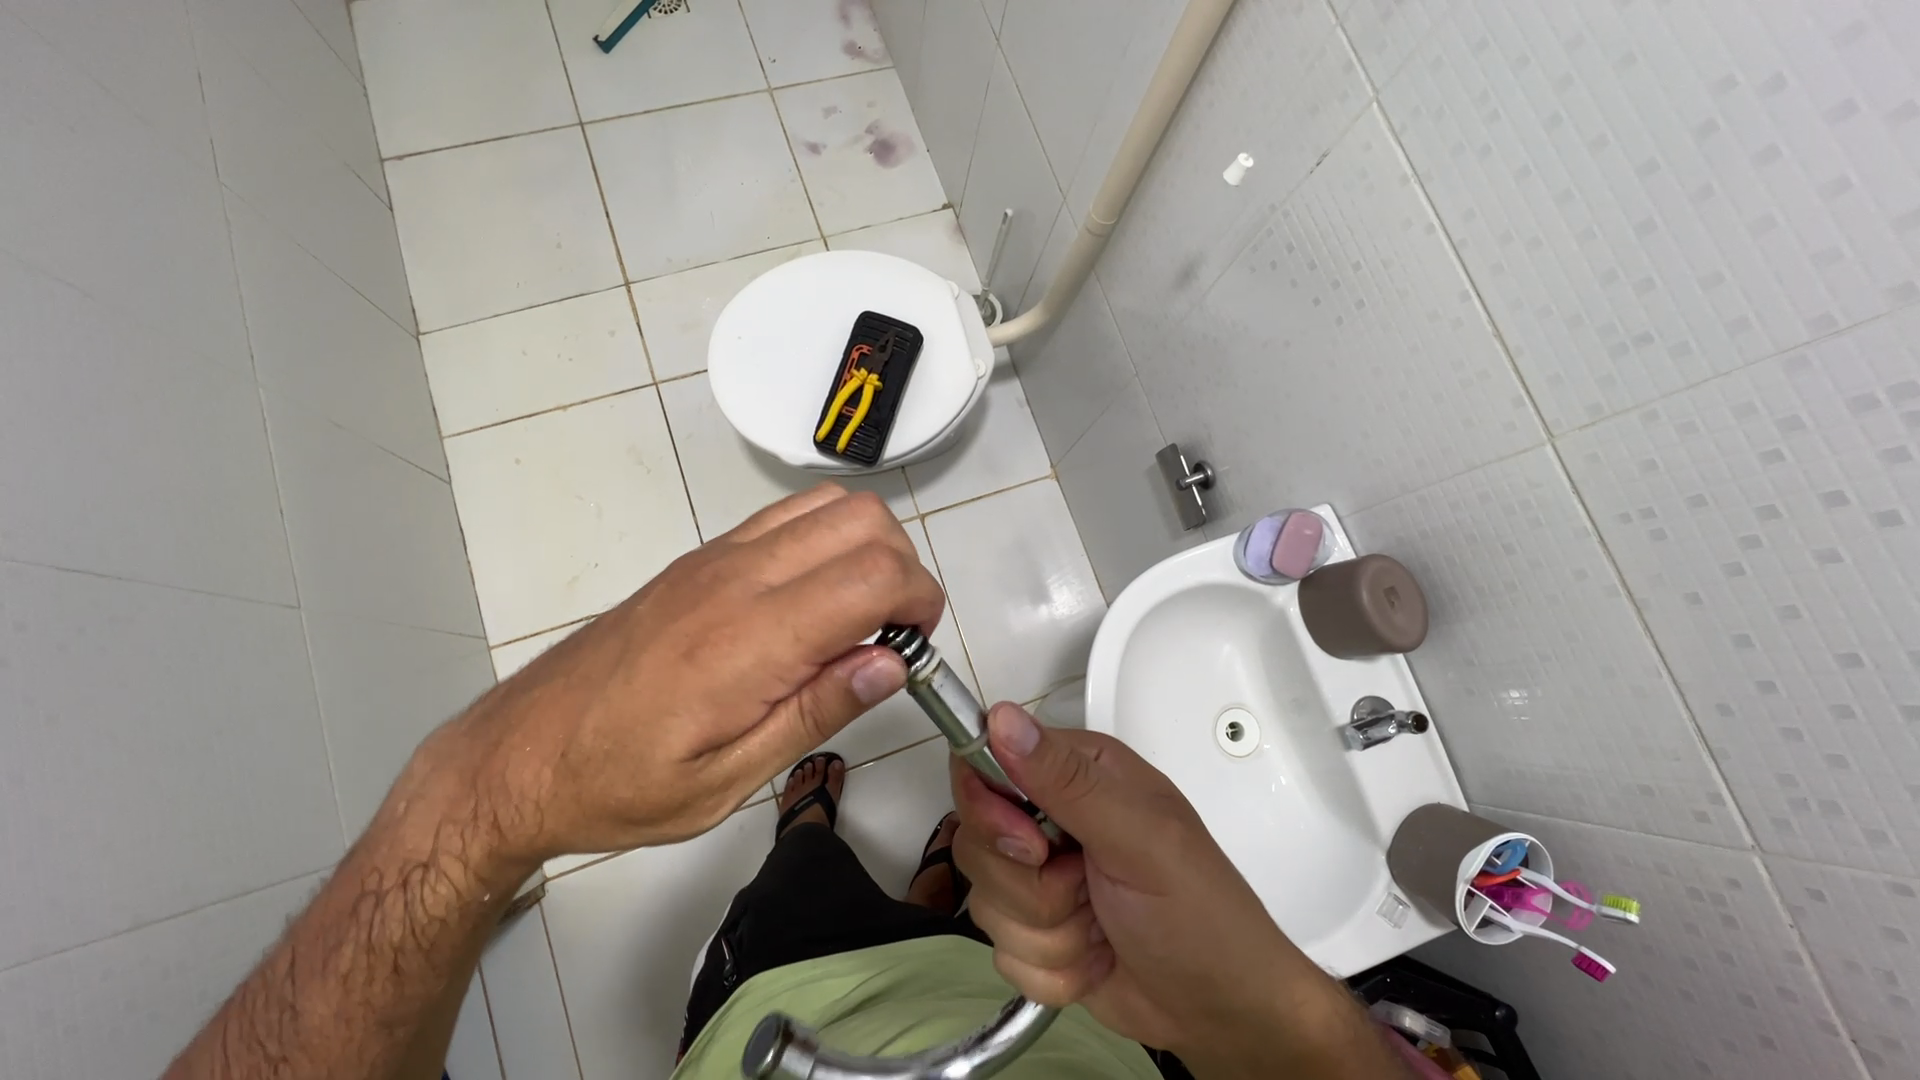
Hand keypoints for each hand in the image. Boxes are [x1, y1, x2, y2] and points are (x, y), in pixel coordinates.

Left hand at [448, 485, 943, 861]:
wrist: (520, 752)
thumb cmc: (621, 783)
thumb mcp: (726, 781)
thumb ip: (816, 713)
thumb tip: (893, 662)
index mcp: (750, 640)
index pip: (873, 576)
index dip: (920, 602)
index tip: (915, 648)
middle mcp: (738, 578)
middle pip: (864, 522)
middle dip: (906, 569)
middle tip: (894, 634)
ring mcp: (717, 557)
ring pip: (831, 505)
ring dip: (870, 546)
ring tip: (860, 614)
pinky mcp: (702, 556)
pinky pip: (788, 515)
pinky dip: (828, 537)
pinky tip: (813, 598)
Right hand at [951, 704, 1408, 1078]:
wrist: (1221, 1009)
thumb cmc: (1197, 911)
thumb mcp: (1138, 836)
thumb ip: (1066, 779)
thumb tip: (1000, 716)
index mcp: (1077, 772)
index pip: (986, 764)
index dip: (988, 808)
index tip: (1028, 846)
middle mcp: (1050, 816)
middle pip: (977, 840)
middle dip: (1031, 886)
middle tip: (1086, 889)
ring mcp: (1040, 877)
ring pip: (987, 901)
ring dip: (1050, 934)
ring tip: (1101, 930)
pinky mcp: (1035, 930)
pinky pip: (1002, 951)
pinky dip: (1052, 969)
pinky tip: (1095, 960)